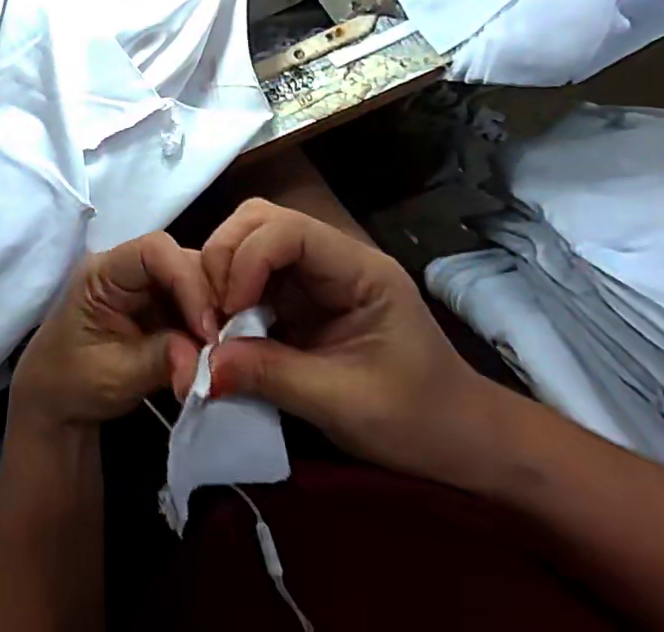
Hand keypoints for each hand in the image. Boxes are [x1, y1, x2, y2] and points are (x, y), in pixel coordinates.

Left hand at [11, 232, 218, 430]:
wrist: (56, 403)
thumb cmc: (72, 383)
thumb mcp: (115, 376)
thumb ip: (162, 360)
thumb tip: (207, 355)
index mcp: (102, 273)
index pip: (154, 251)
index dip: (187, 280)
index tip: (206, 328)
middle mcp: (126, 268)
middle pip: (180, 260)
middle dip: (207, 298)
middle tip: (225, 341)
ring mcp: (145, 285)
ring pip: (194, 279)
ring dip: (213, 312)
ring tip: (223, 347)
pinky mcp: (160, 304)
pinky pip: (195, 302)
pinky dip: (208, 323)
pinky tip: (215, 347)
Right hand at [201, 198, 511, 489]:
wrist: (458, 443)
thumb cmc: (418, 421)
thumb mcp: (345, 404)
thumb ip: (272, 375)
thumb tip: (205, 363)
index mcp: (360, 270)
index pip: (289, 230)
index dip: (247, 259)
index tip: (229, 311)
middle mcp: (334, 259)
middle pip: (260, 220)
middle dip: (225, 257)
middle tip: (213, 313)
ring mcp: (314, 277)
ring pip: (249, 242)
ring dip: (221, 276)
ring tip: (216, 324)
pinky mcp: (299, 300)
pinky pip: (250, 279)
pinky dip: (227, 298)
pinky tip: (225, 332)